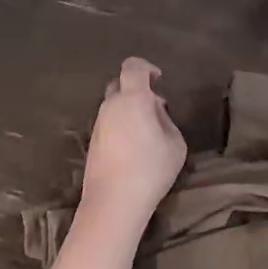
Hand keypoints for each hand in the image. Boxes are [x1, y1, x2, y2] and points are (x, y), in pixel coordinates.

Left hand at [79, 58, 186, 219]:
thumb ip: (166, 120)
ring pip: (113, 106)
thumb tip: (155, 112)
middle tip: (155, 110)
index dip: (147, 68)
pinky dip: (120, 126)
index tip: (158, 80)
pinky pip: (108, 123)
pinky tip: (133, 149)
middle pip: (120, 85)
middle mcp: (111, 106)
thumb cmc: (151, 169)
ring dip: (129, 110)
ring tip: (147, 134)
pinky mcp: (92, 142)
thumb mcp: (176, 144)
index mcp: (133, 99)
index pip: (133, 67)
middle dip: (137, 91)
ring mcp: (97, 124)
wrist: (113, 201)